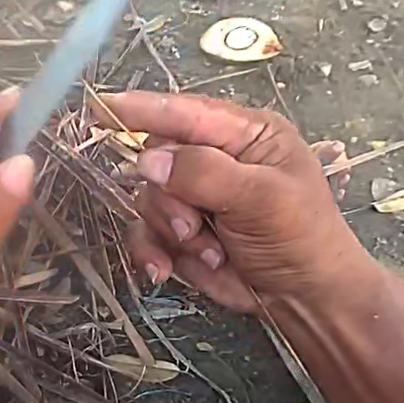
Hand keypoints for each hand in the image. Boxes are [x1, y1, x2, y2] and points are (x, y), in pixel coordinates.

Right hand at [103, 92, 369, 312]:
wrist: (301, 296)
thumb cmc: (298, 236)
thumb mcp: (262, 197)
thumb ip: (204, 173)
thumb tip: (148, 161)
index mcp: (243, 135)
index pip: (185, 113)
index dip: (142, 109)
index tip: (102, 106)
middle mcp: (212, 159)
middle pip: (157, 160)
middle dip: (170, 198)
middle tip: (193, 227)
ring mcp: (192, 198)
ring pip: (148, 200)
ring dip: (172, 232)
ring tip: (209, 253)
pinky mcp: (179, 233)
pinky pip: (143, 234)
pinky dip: (151, 252)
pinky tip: (164, 270)